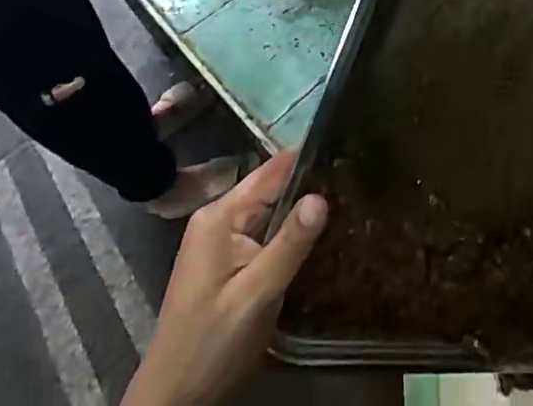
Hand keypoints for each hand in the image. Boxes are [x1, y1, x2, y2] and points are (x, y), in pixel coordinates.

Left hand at [122, 153, 328, 405]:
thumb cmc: (211, 343)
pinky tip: (322, 231)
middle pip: (274, 187)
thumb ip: (289, 244)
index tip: (350, 152)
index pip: (273, 170)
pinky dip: (293, 228)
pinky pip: (268, 229)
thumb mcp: (256, 294)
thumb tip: (322, 195)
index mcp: (220, 217)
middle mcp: (219, 218)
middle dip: (312, 183)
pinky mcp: (230, 258)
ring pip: (273, 208)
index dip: (310, 158)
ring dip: (305, 206)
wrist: (174, 398)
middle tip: (358, 179)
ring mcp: (222, 239)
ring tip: (352, 197)